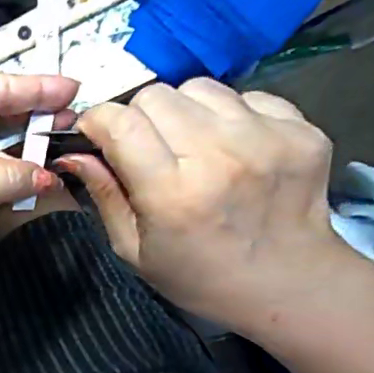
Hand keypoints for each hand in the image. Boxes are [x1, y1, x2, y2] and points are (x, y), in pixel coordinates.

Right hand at [60, 78, 365, 335]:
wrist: (288, 284)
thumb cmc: (199, 276)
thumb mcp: (135, 250)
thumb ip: (105, 195)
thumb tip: (73, 151)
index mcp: (173, 194)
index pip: (121, 122)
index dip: (98, 120)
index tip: (96, 134)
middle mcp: (220, 155)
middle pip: (156, 96)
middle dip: (138, 117)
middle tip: (147, 148)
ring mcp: (266, 137)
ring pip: (198, 87)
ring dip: (183, 111)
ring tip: (191, 146)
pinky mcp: (300, 128)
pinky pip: (245, 96)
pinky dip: (228, 115)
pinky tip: (232, 149)